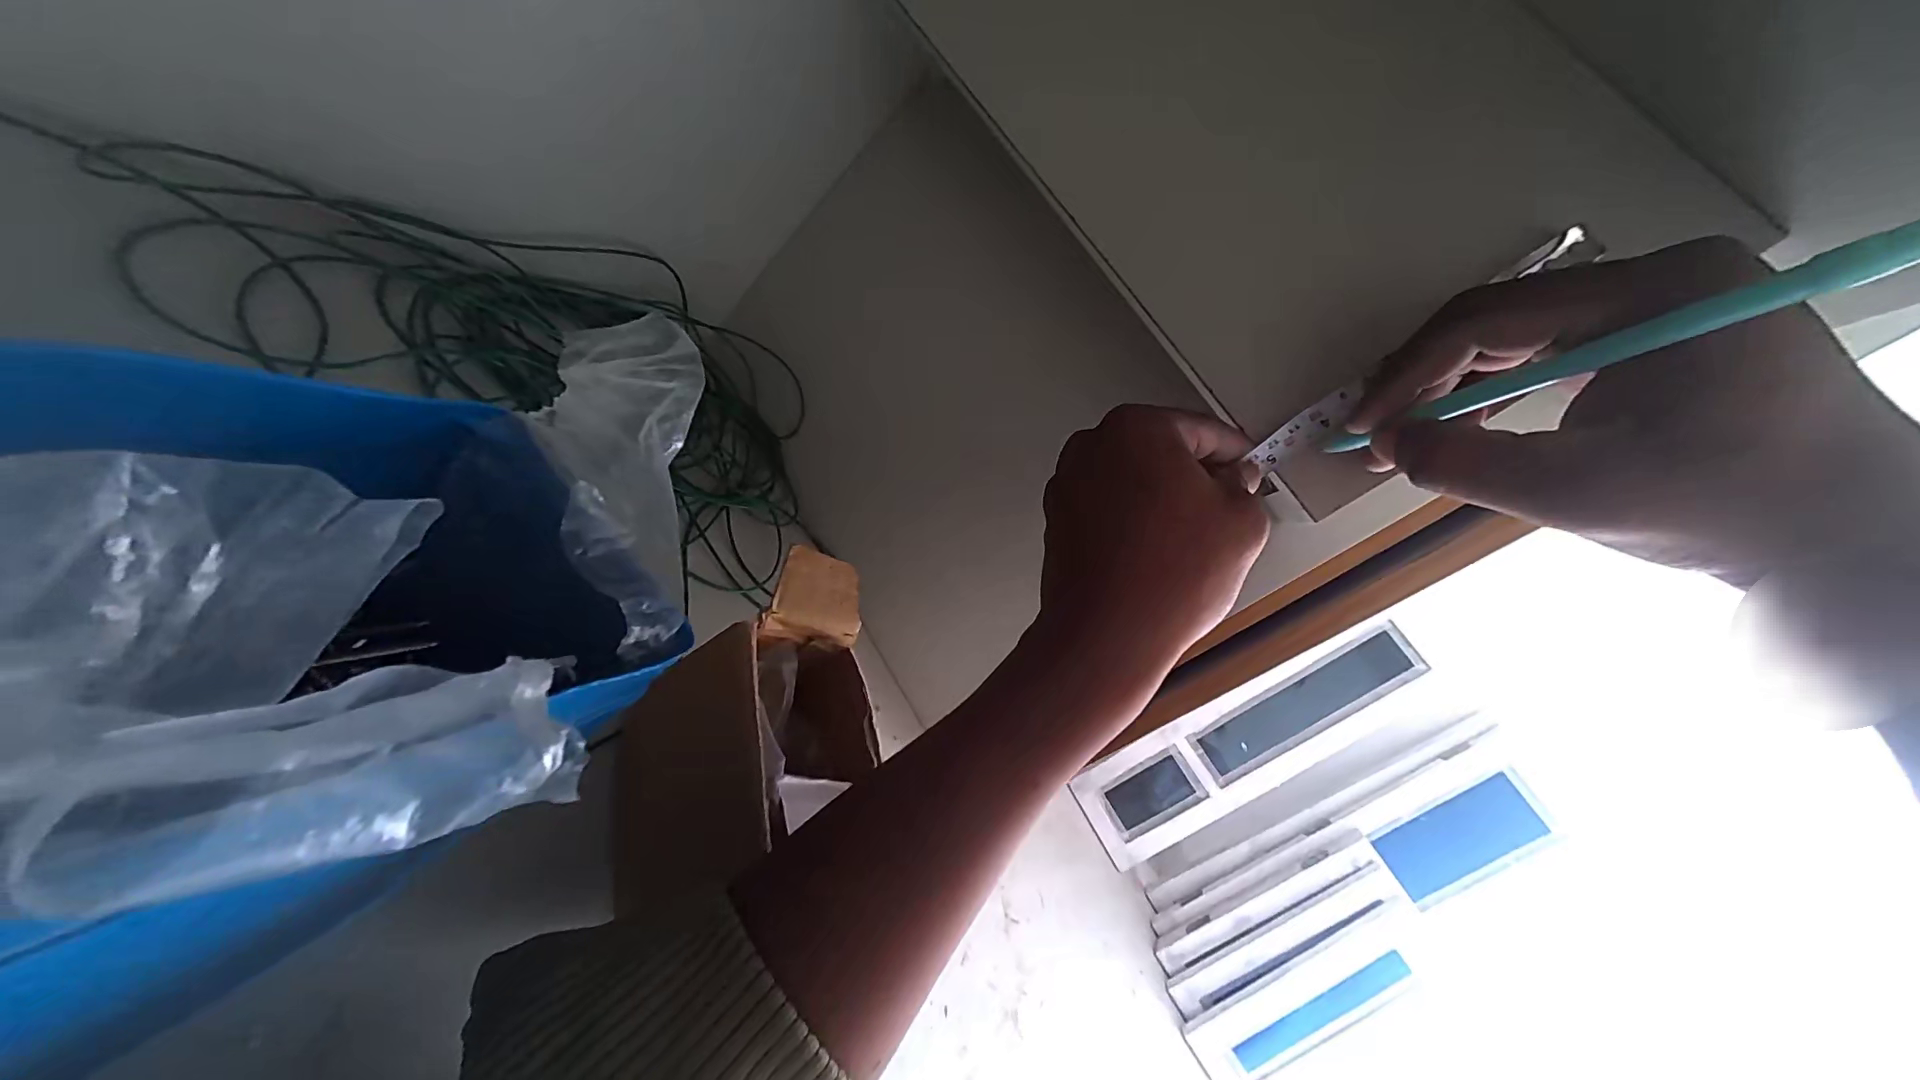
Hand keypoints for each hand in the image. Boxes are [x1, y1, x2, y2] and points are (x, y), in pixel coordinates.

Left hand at [1039, 405, 1269, 664]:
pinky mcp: (1055, 521)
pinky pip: (1106, 509)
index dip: (1234, 454)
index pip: (1202, 430)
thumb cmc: (1170, 577)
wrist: (1108, 634)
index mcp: (1136, 428)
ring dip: (1159, 499)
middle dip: (1192, 475)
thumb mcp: (1242, 520)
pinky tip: (1153, 553)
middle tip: (1222, 505)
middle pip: (1159, 450)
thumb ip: (1243, 485)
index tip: (1246, 468)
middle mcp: (1091, 448)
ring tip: (1187, 540)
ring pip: (1131, 481)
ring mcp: (1066, 484)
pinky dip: (1129, 521)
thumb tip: (1232, 481)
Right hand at [1347, 237, 1919, 585]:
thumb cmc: (1726, 507)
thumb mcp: (1575, 491)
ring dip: (1448, 387)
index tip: (1362, 425)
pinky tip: (1459, 425)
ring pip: (1512, 338)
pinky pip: (1544, 355)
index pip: (1487, 319)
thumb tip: (1387, 443)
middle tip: (1375, 433)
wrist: (1851, 536)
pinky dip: (1490, 393)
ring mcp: (1656, 306)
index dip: (1408, 374)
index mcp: (1654, 291)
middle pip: (1495, 322)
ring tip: (1403, 434)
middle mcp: (1656, 280)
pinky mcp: (1652, 338)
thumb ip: (1465, 463)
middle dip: (1422, 380)